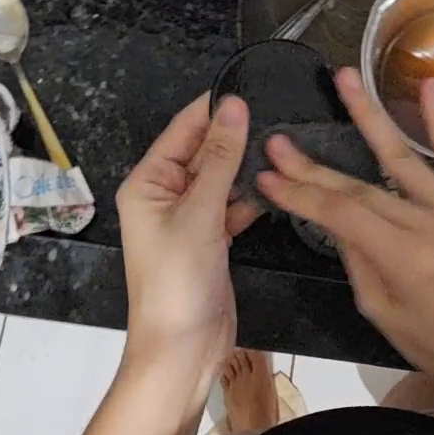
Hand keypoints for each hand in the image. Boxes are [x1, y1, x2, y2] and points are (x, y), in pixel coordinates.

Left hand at [115, 94, 261, 394]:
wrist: (183, 349)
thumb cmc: (179, 280)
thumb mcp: (200, 214)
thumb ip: (220, 159)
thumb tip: (234, 105)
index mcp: (148, 183)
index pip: (182, 131)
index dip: (213, 108)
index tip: (252, 85)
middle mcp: (165, 194)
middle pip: (203, 152)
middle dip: (235, 136)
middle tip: (279, 113)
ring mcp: (189, 217)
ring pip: (221, 178)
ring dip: (246, 166)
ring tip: (285, 144)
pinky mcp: (211, 237)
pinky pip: (231, 204)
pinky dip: (250, 198)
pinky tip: (276, 185)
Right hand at [256, 68, 433, 391]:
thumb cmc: (433, 342)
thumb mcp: (378, 309)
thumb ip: (356, 256)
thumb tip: (333, 215)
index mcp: (403, 257)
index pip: (340, 213)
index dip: (301, 192)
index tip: (268, 176)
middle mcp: (429, 223)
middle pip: (361, 186)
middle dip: (314, 165)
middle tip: (279, 140)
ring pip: (401, 157)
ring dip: (370, 115)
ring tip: (345, 78)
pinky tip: (430, 87)